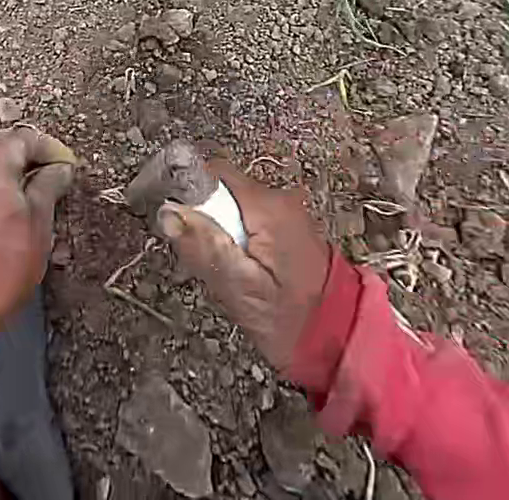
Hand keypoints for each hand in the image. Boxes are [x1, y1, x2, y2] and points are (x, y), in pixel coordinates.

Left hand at [0, 127, 76, 388]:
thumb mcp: (39, 220)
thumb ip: (50, 183)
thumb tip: (59, 169)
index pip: (28, 138)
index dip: (53, 151)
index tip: (68, 168)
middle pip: (4, 147)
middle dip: (31, 160)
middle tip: (56, 180)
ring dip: (10, 175)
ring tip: (33, 198)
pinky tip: (6, 210)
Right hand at [157, 161, 330, 371]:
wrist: (338, 336)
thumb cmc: (290, 318)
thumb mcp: (240, 287)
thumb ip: (205, 247)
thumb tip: (170, 214)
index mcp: (267, 207)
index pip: (215, 173)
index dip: (188, 191)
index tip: (173, 220)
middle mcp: (279, 199)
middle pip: (223, 191)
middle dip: (204, 221)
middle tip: (204, 262)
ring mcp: (286, 211)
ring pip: (234, 208)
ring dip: (220, 234)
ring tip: (225, 274)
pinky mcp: (287, 226)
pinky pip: (250, 221)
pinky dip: (238, 241)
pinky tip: (242, 273)